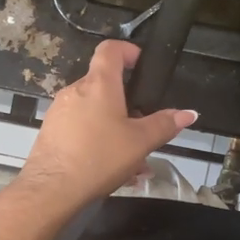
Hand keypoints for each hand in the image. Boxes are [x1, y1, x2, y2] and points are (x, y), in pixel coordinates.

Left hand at [13, 40, 196, 211]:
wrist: (52, 189)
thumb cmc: (99, 158)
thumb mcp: (139, 143)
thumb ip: (164, 125)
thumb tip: (188, 113)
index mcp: (99, 84)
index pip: (110, 50)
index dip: (128, 51)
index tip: (141, 65)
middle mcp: (75, 91)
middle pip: (104, 86)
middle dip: (126, 105)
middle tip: (144, 129)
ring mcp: (60, 112)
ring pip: (94, 113)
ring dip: (114, 129)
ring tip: (132, 162)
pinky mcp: (51, 132)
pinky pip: (80, 129)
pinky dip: (97, 141)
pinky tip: (110, 170)